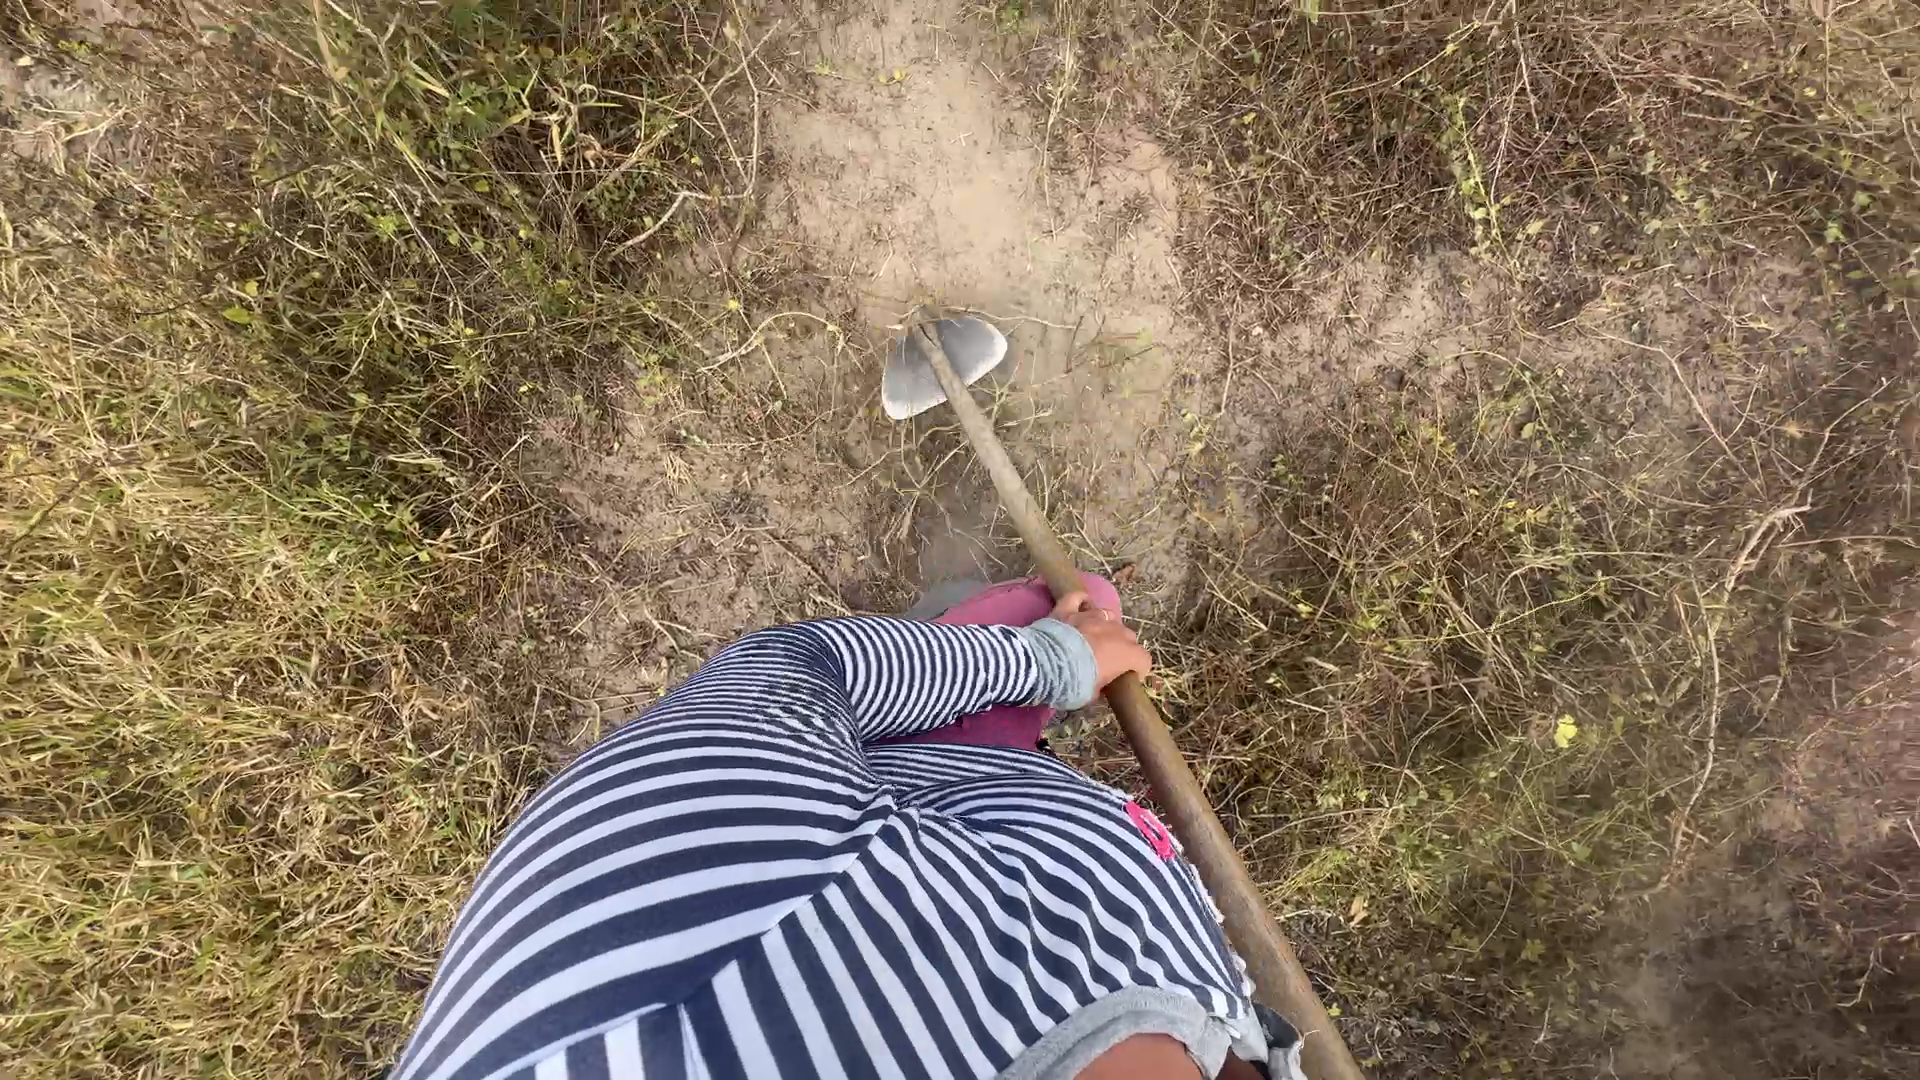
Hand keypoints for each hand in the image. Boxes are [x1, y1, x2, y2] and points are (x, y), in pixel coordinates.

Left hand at [1048, 590, 1150, 692]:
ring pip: (1108, 615)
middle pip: (1128, 635)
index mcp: (1123, 654)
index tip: (1129, 677)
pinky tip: (1081, 606)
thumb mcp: (1091, 695)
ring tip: (1096, 635)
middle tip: (1110, 659)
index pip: (1144, 659)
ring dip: (1106, 626)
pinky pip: (1078, 598)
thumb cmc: (1071, 684)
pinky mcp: (1068, 609)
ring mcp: (1090, 616)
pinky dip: (1081, 601)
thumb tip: (1100, 684)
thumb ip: (1101, 685)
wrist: (1042, 666)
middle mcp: (1112, 631)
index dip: (1139, 669)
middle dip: (1124, 647)